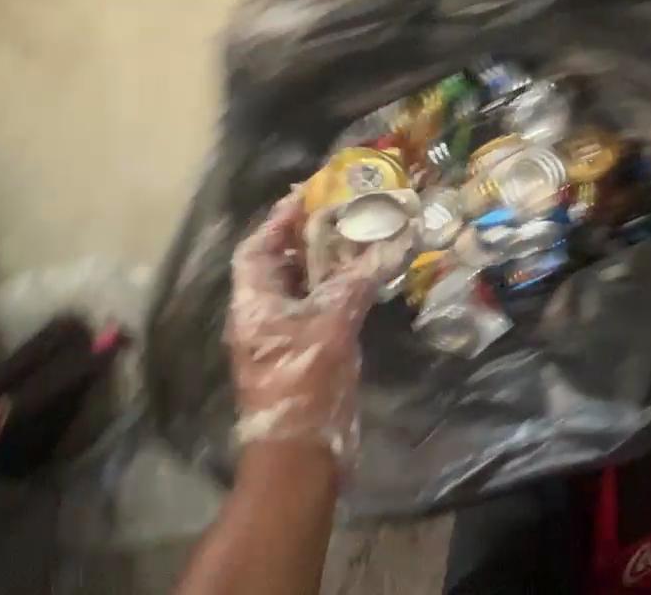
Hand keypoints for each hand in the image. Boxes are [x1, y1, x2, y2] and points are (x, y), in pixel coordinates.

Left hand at [226, 189, 377, 467]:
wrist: (302, 455)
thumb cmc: (304, 383)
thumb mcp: (333, 324)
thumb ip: (360, 280)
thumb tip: (396, 239)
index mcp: (254, 305)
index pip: (255, 250)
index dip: (277, 220)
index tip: (307, 195)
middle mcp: (263, 317)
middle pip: (278, 265)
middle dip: (305, 236)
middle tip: (340, 210)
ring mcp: (282, 338)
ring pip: (300, 288)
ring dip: (325, 263)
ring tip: (357, 237)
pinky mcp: (304, 354)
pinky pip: (318, 309)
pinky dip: (338, 289)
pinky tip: (365, 279)